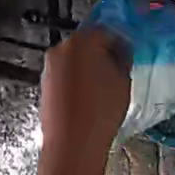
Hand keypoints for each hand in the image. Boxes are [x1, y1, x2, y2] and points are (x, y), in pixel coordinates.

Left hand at [39, 29, 131, 174]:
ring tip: (103, 84)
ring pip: (75, 57)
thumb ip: (122, 59)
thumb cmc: (102, 109)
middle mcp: (61, 48)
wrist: (71, 144)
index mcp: (83, 42)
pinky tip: (88, 94)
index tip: (130, 54)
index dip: (121, 40)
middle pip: (87, 41)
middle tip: (118, 67)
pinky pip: (65, 72)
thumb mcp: (122, 81)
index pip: (106, 30)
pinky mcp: (45, 83)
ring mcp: (50, 66)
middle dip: (103, 50)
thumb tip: (120, 51)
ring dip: (89, 64)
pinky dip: (77, 77)